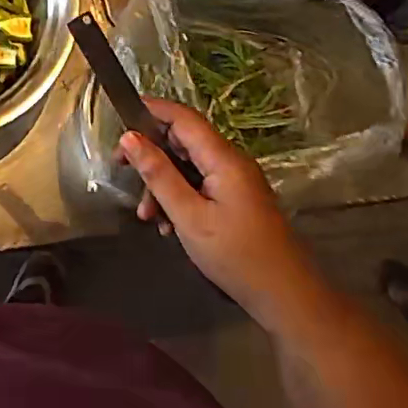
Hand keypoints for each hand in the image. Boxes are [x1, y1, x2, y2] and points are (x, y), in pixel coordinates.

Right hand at [117, 99, 324, 323]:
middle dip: (150, 154)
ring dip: (162, 183)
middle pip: (183, 141)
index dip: (152, 110)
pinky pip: (199, 184)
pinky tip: (167, 225)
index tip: (120, 117)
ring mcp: (235, 181)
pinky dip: (178, 197)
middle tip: (121, 170)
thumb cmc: (236, 255)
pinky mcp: (236, 199)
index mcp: (222, 158)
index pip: (183, 117)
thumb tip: (129, 137)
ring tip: (147, 215)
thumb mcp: (188, 215)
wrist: (287, 297)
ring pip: (188, 166)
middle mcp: (230, 161)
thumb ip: (158, 174)